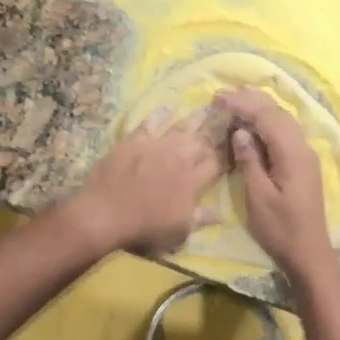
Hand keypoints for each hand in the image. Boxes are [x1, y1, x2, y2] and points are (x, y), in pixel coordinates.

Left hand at [67, 109, 221, 254]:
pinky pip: (151, 122)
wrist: (107, 213)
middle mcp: (180, 159)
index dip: (225, 156)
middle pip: (202, 142)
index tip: (231, 148)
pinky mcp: (135, 140)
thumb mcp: (179, 232)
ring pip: (181, 128)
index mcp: (193, 181)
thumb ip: (202, 219)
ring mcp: (157, 146)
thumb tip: (223, 215)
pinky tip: (168, 107)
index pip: (216, 163)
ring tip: (207, 108)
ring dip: (196, 118)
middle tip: (224, 120)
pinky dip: (160, 114)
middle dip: (215, 131)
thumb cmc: (145, 228)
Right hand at [218, 89, 333, 275]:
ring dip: (261, 109)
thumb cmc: (280, 228)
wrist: (308, 253)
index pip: (268, 117)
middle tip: (224, 95)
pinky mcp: (302, 164)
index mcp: (293, 154)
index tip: (219, 99)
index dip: (244, 104)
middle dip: (252, 100)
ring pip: (284, 121)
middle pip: (279, 113)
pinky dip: (268, 123)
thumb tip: (241, 131)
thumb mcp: (258, 196)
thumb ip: (249, 160)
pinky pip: (285, 133)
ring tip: (237, 100)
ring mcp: (305, 156)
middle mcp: (303, 148)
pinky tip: (254, 124)